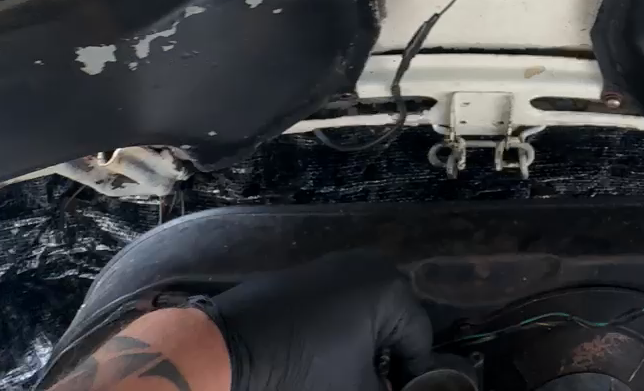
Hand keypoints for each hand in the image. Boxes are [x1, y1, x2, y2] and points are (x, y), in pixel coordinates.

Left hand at [195, 250, 432, 390]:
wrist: (224, 353)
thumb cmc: (300, 373)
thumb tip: (389, 390)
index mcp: (392, 289)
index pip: (419, 340)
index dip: (411, 378)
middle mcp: (373, 266)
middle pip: (395, 322)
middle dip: (386, 360)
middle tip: (369, 387)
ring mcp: (338, 265)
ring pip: (367, 313)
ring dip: (363, 346)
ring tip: (344, 377)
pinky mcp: (309, 274)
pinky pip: (340, 303)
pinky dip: (339, 332)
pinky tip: (318, 358)